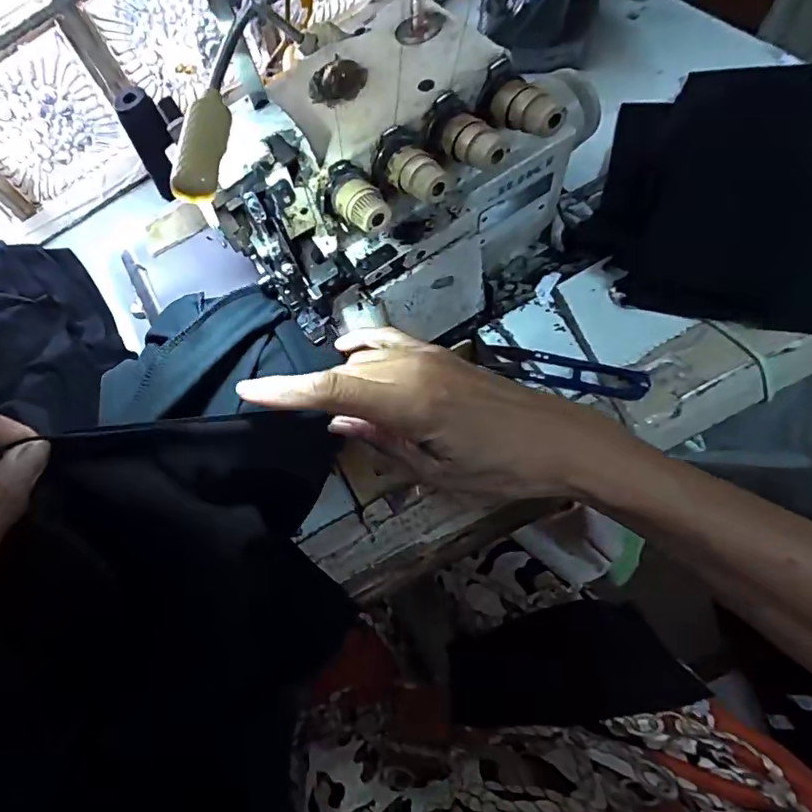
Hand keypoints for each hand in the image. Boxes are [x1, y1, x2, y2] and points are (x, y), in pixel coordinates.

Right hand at [234, 327, 647, 503]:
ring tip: (317, 396)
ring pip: (361, 355)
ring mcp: (426, 354)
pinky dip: (361, 346)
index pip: (330, 390)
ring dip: (334, 373)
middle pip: (340, 372)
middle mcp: (410, 368)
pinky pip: (386, 340)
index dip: (284, 390)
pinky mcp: (438, 352)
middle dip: (303, 388)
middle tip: (275, 404)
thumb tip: (336, 421)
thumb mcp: (436, 471)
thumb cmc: (502, 469)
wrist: (563, 440)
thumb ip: (381, 441)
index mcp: (407, 401)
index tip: (248, 390)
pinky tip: (349, 352)